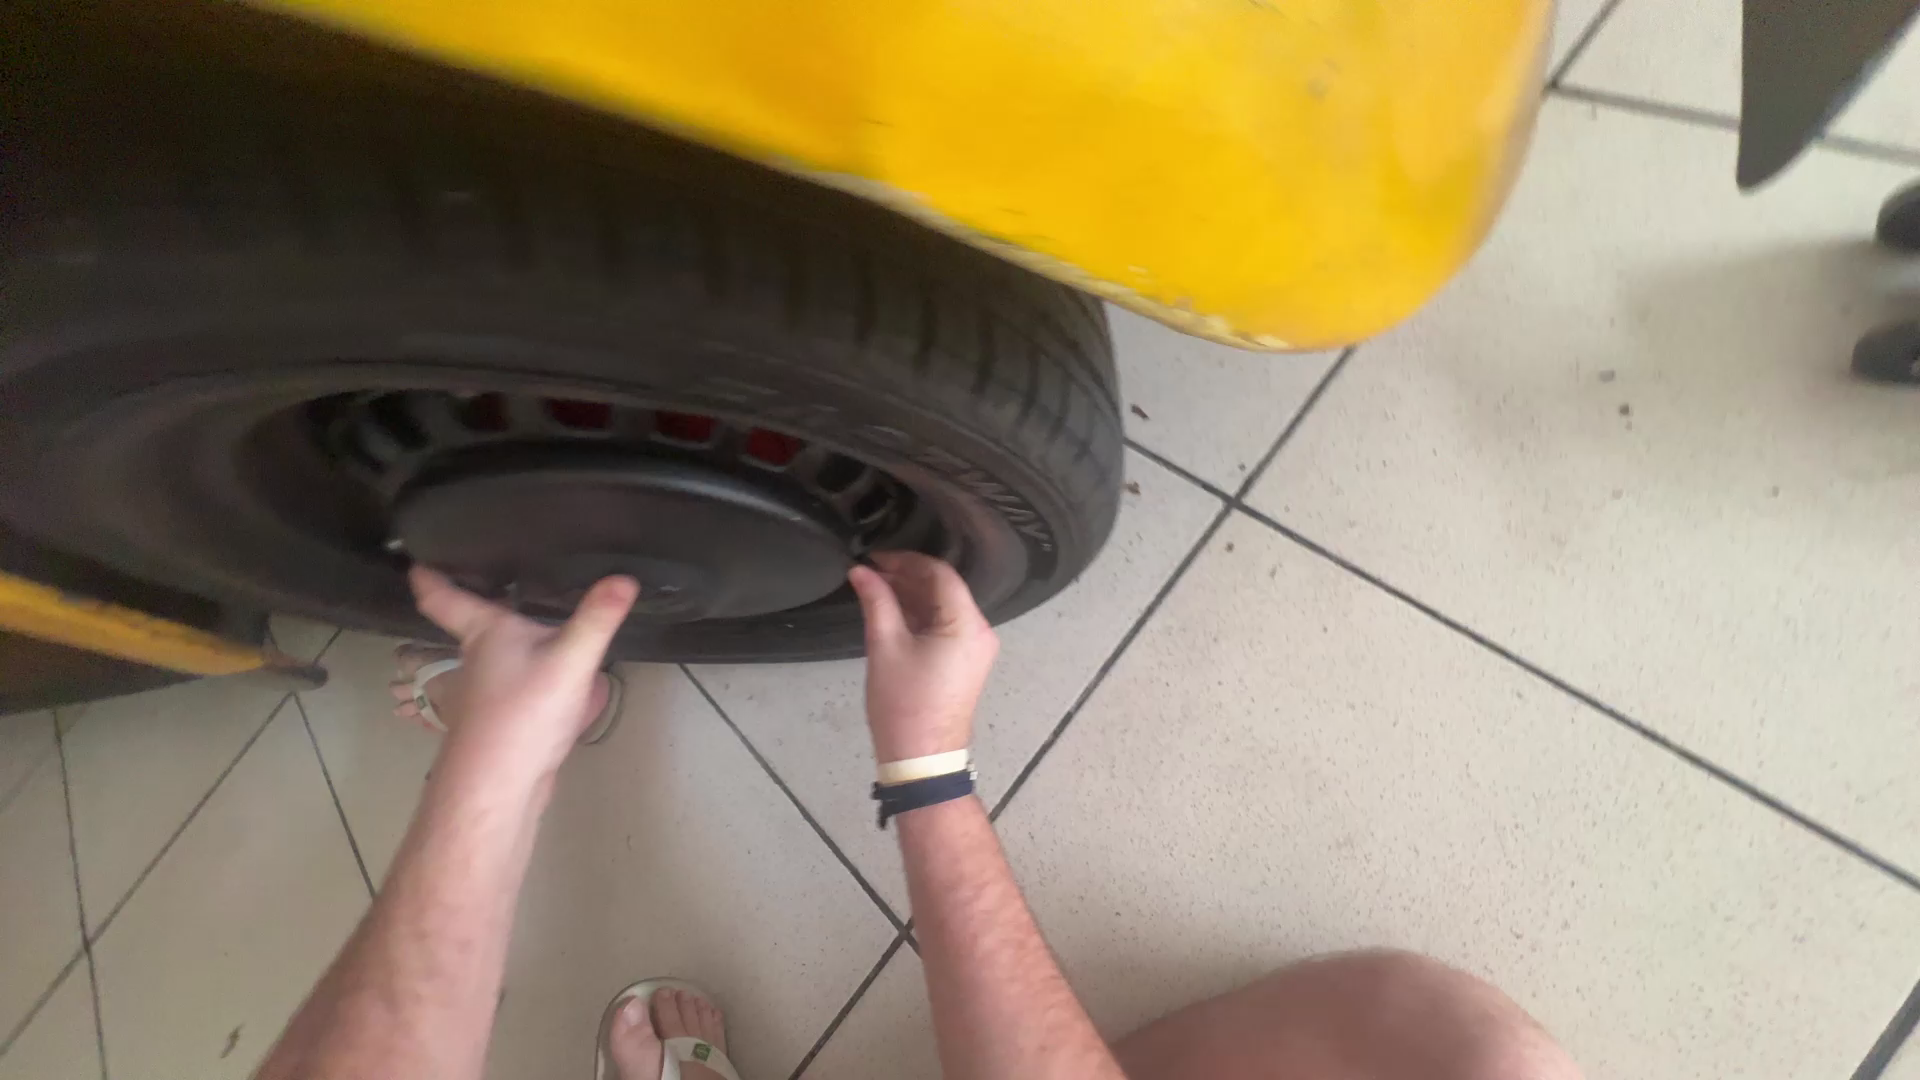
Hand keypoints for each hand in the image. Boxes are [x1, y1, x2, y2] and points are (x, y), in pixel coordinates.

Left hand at [407, 566, 637, 777]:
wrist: (497, 786)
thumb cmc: (523, 713)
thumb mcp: (572, 659)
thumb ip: (598, 618)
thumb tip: (626, 577)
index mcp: (484, 634)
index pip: (445, 598)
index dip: (431, 577)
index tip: (419, 560)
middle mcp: (475, 660)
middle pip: (468, 626)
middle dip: (475, 603)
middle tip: (492, 576)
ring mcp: (483, 693)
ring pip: (489, 657)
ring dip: (501, 641)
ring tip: (525, 621)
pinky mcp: (499, 720)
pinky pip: (508, 683)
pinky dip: (520, 671)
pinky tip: (544, 675)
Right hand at [847, 552, 998, 762]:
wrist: (922, 759)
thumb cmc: (904, 704)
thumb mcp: (885, 647)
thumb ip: (876, 601)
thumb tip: (860, 571)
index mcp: (967, 624)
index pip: (940, 574)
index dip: (906, 560)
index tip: (875, 557)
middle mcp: (980, 631)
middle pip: (945, 589)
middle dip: (907, 576)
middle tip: (871, 571)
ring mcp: (976, 647)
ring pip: (944, 607)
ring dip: (912, 595)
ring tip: (875, 587)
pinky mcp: (966, 661)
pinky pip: (945, 626)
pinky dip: (920, 615)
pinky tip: (892, 609)